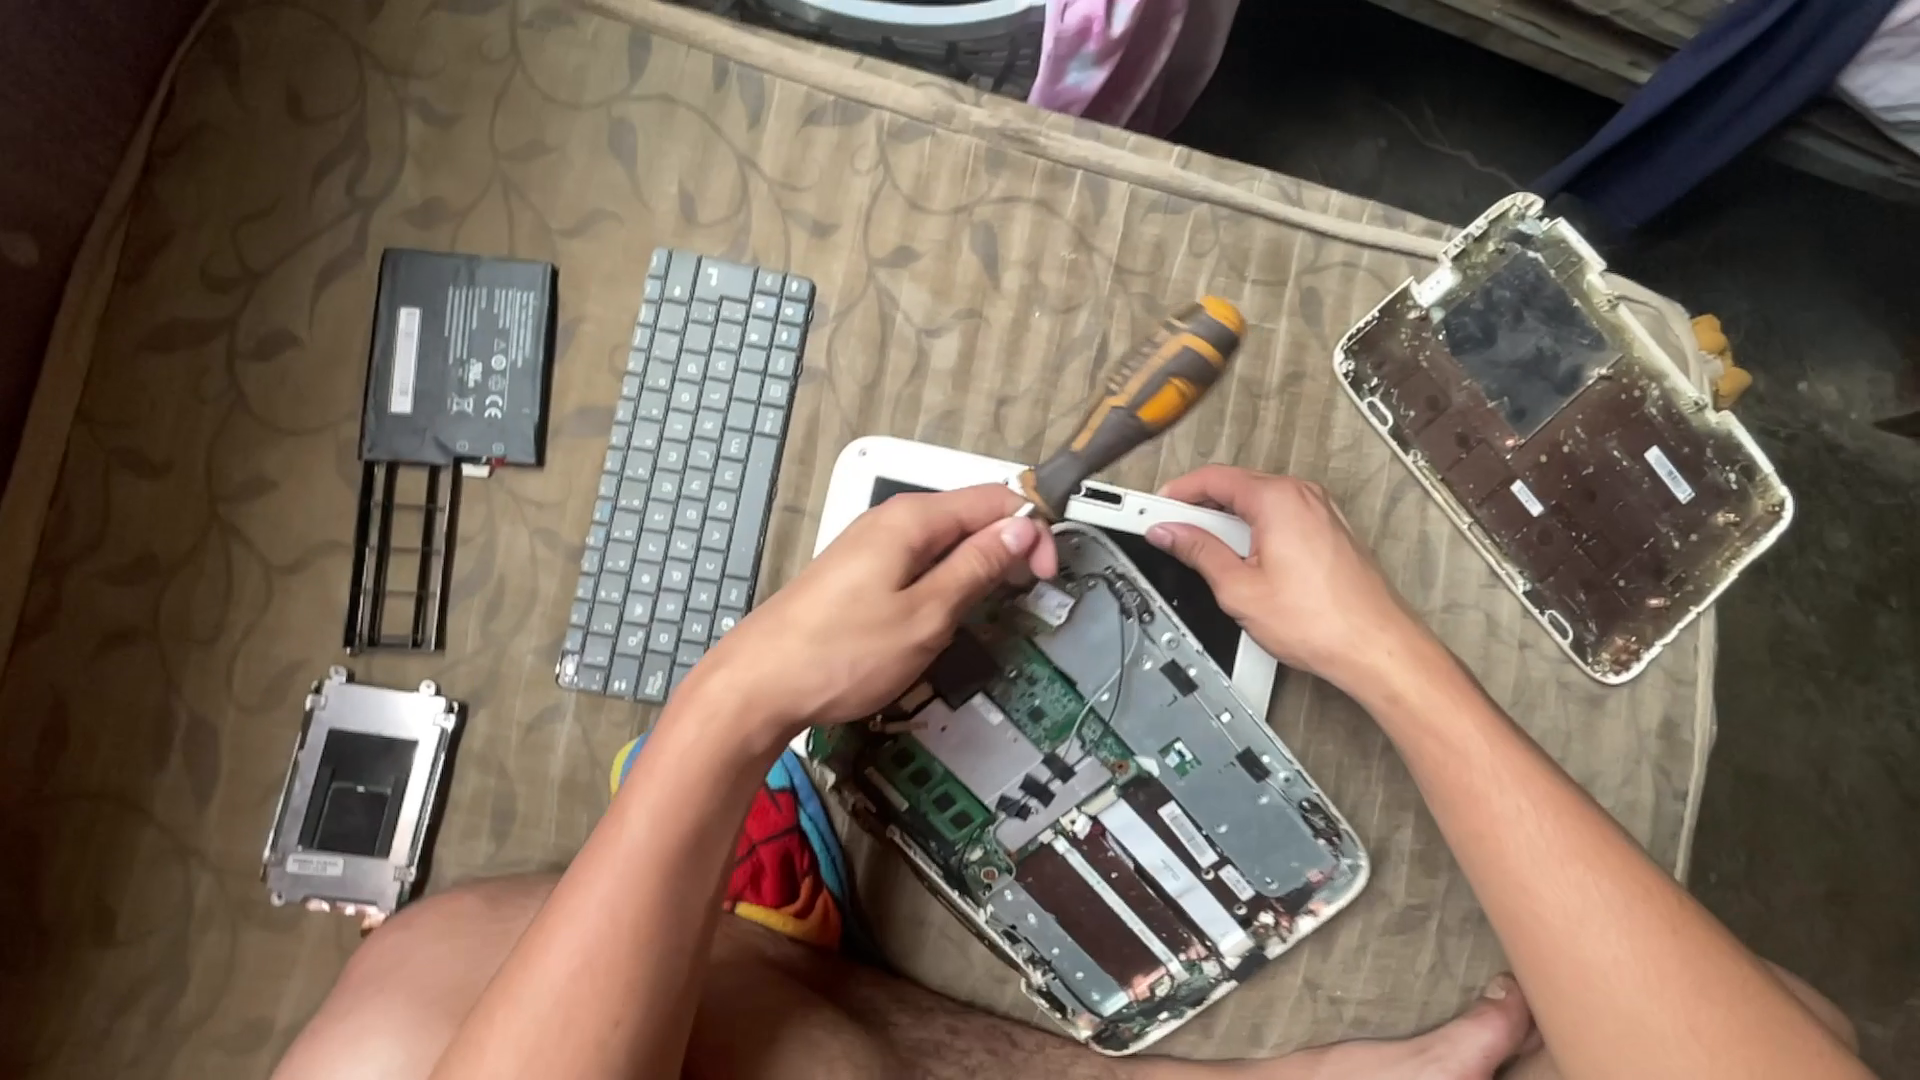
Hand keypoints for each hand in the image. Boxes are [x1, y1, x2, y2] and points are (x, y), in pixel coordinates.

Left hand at [683, 485, 1057, 743]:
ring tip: (989, 604)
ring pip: (945, 539)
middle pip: (969, 514)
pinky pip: (919, 560)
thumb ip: (976, 569)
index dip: (1031, 531)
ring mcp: (871, 545)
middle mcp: (890, 520)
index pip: (994, 499)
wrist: (759, 684)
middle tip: (1024, 593)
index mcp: (911, 519)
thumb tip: (1019, 532)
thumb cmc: (839, 653)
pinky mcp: (860, 571)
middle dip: (1007, 546)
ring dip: (977, 564)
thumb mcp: (926, 615)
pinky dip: (946, 577)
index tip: (1046, 574)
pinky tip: (947, 608)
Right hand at [1144, 466, 1434, 691]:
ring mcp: (1320, 512)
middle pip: (1234, 486)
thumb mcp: (1238, 588)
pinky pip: (1279, 516)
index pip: (1212, 478)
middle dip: (1198, 508)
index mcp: (1277, 500)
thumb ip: (1198, 552)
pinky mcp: (1328, 531)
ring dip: (1225, 521)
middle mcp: (1302, 496)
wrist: (1375, 648)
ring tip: (1205, 553)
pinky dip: (1253, 529)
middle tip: (1171, 532)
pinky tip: (1242, 559)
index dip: (1176, 493)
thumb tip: (1170, 533)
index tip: (1154, 510)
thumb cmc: (1320, 621)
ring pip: (1257, 502)